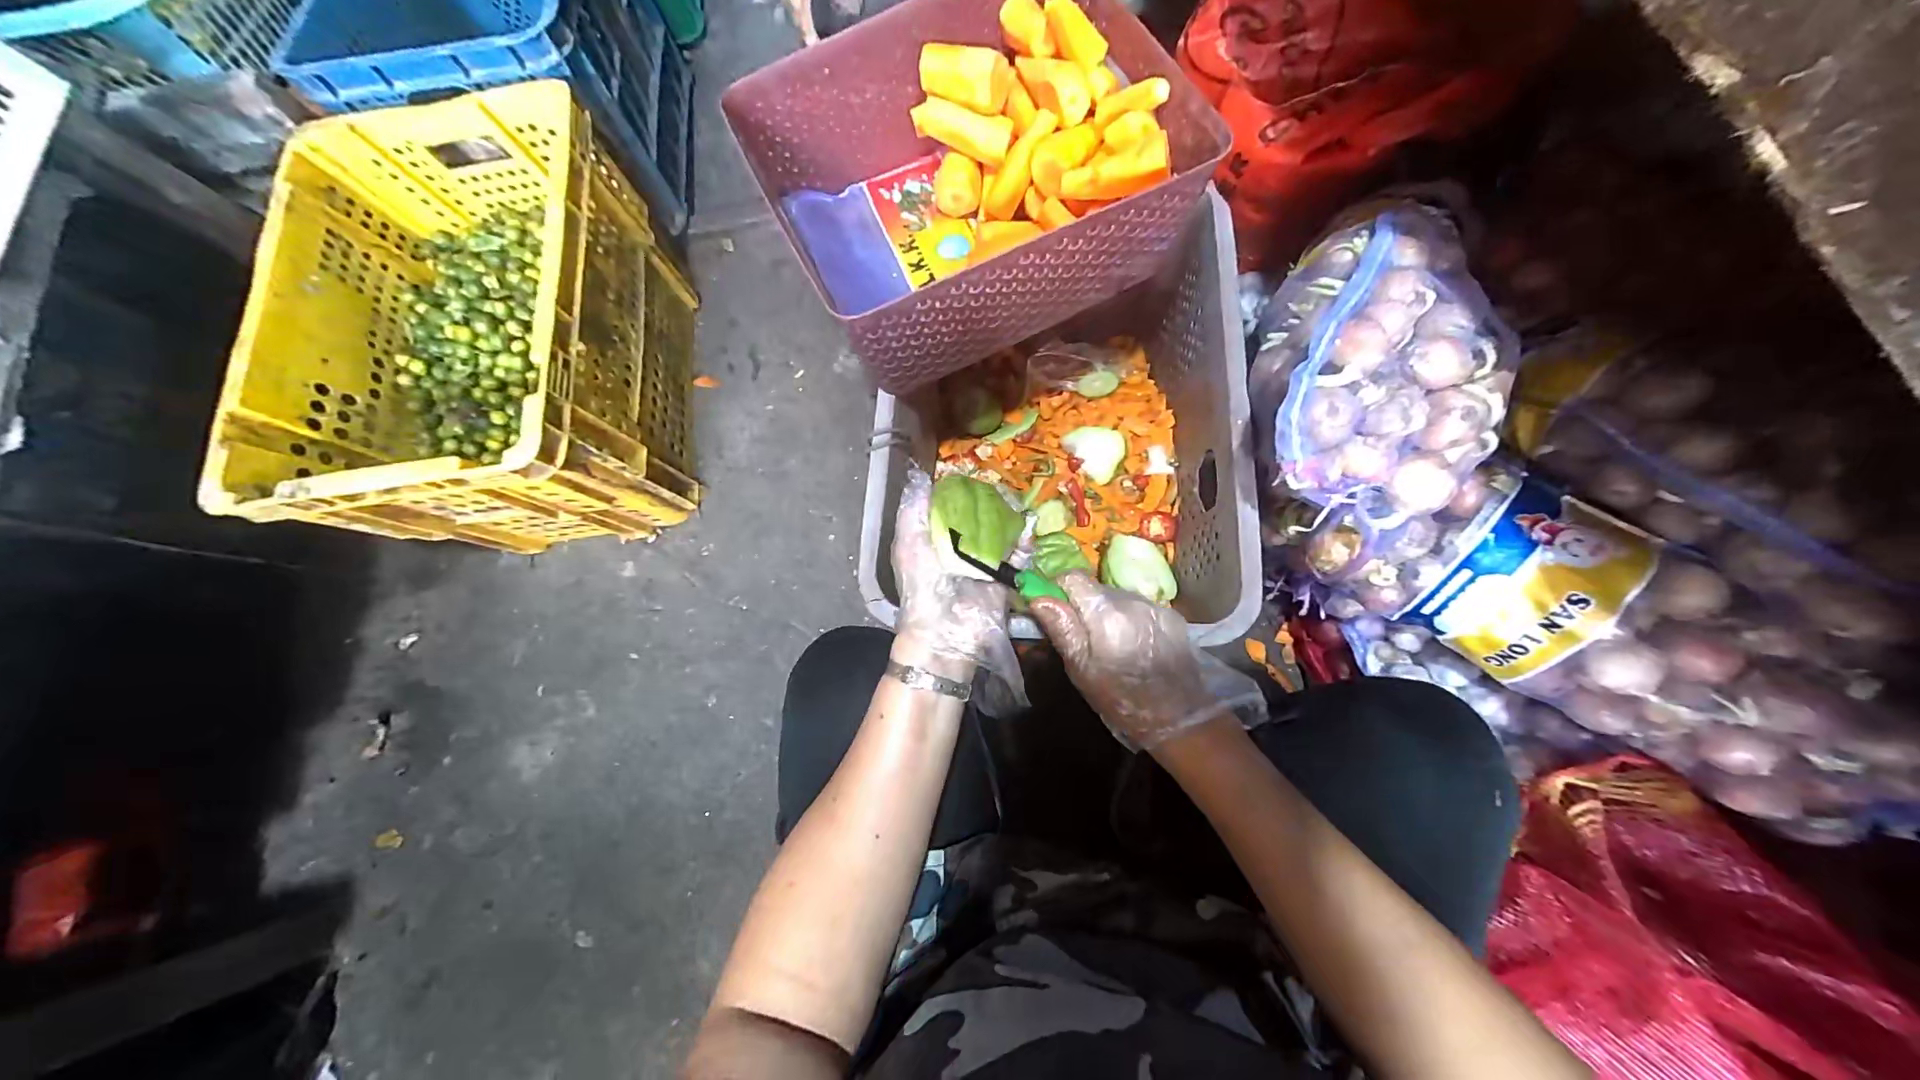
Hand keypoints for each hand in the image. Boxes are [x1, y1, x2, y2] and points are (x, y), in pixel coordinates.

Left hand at [892, 470, 1013, 676]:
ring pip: (1003, 532)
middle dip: (992, 503)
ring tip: (1016, 508)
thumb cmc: (923, 586)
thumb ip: (913, 511)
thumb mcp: (908, 544)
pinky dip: (1024, 542)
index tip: (972, 479)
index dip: (962, 492)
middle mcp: (960, 548)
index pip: (951, 507)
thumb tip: (922, 478)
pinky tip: (1025, 532)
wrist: (946, 633)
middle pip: (981, 516)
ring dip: (1011, 519)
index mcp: (935, 539)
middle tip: (1001, 492)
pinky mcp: (1004, 577)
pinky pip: (1019, 554)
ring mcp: (984, 563)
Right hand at [1029, 572, 1232, 749]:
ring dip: (1107, 611)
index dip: (1059, 589)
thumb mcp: (1081, 668)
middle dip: (1083, 604)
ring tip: (1109, 641)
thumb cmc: (1120, 698)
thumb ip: (1062, 628)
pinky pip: (1139, 607)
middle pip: (1096, 587)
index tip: (1055, 609)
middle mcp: (1130, 599)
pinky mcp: (1171, 614)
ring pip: (1118, 596)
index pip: (1073, 577)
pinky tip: (1134, 643)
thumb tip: (1039, 599)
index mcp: (1105, 612)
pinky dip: (1130, 618)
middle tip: (1082, 635)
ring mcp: (1153, 605)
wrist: (1178, 716)